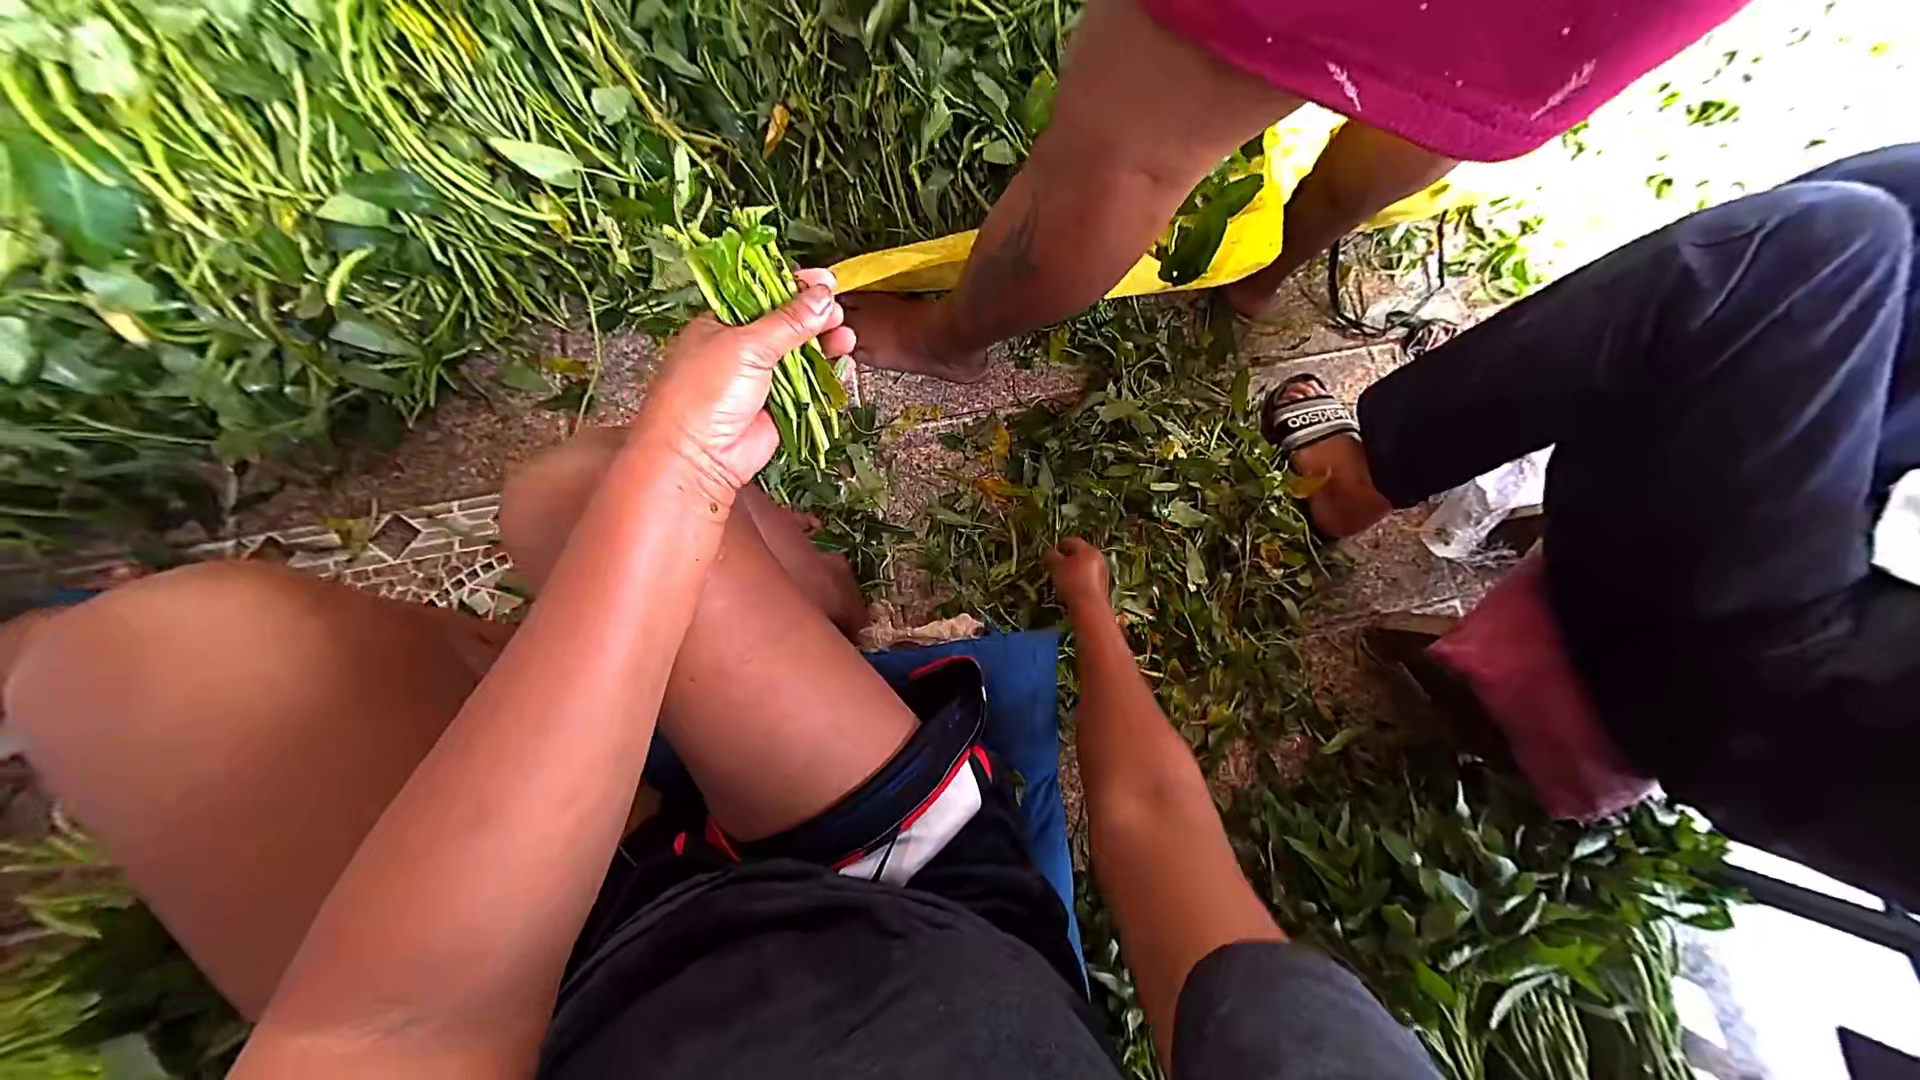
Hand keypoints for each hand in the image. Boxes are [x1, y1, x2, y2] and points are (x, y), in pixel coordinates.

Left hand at [635, 268, 854, 503]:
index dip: (795, 286)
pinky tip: (842, 364)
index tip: (824, 281)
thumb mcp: (746, 345)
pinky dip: (827, 376)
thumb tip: (822, 297)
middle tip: (838, 312)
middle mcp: (742, 348)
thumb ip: (788, 321)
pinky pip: (808, 386)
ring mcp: (761, 379)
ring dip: (825, 345)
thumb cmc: (704, 393)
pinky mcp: (779, 407)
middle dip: (816, 317)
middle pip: (788, 324)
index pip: (764, 293)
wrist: (698, 456)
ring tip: (846, 337)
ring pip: (801, 356)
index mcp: (722, 322)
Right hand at [1046, 537, 1110, 611]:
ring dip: (1073, 569)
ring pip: (1084, 566)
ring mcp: (1102, 572)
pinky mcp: (1101, 585)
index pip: (1072, 541)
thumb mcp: (1056, 566)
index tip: (1052, 552)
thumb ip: (1051, 556)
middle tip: (1055, 564)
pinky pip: (1088, 578)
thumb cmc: (1072, 582)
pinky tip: (1071, 588)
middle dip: (1066, 558)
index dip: (1060, 545)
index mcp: (1088, 550)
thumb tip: (1048, 552)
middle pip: (1080, 553)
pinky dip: (1079, 579)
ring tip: (1062, 577)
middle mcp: (1098, 558)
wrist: (1089, 606)